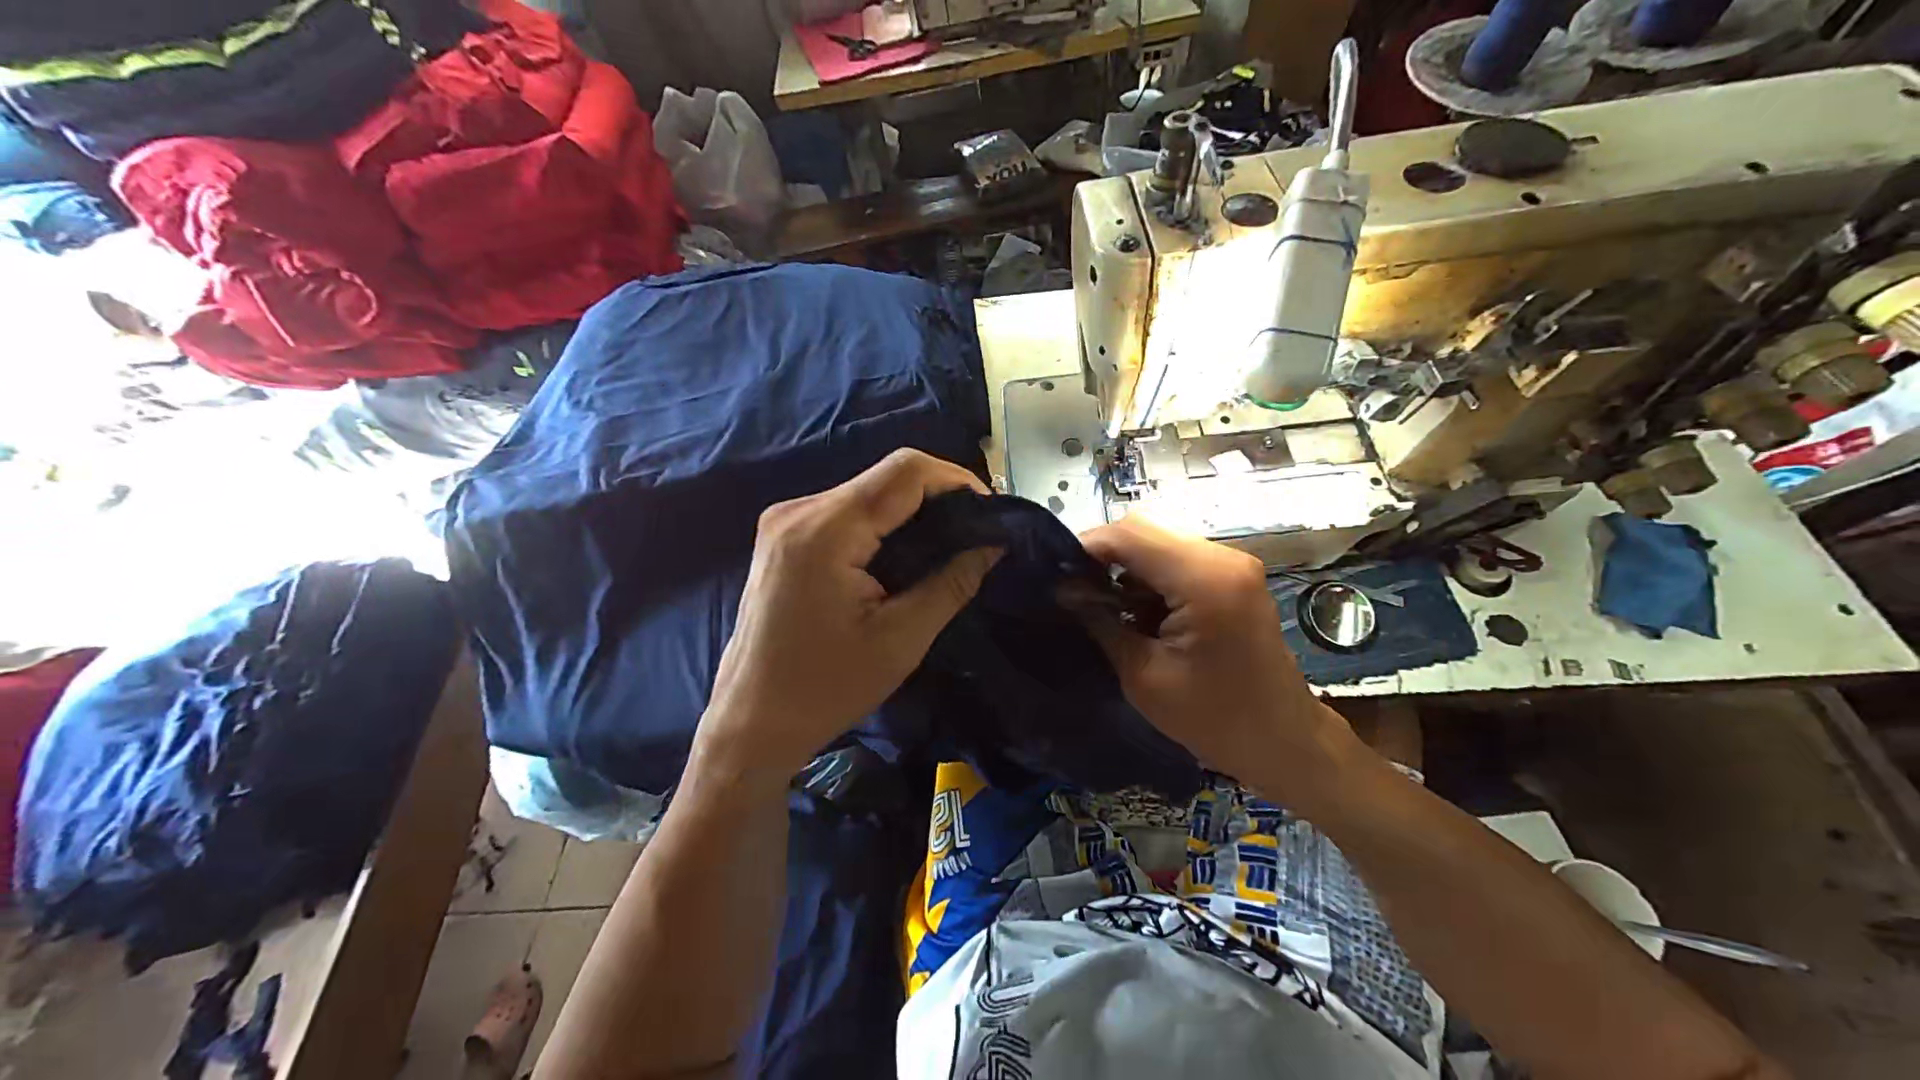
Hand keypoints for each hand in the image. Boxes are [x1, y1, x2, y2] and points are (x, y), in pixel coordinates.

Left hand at [698, 449, 1001, 779]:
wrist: (751, 720)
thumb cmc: (826, 688)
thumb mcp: (900, 639)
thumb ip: (951, 582)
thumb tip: (995, 543)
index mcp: (825, 531)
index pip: (904, 472)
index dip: (955, 480)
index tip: (990, 512)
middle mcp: (798, 510)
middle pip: (884, 477)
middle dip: (937, 496)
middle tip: (975, 531)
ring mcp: (785, 520)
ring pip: (866, 491)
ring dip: (910, 509)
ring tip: (948, 542)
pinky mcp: (782, 535)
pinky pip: (845, 510)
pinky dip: (882, 522)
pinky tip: (904, 551)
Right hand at [1077, 515, 1359, 800]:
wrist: (1283, 741)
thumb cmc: (1213, 719)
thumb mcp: (1142, 674)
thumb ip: (1100, 622)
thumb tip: (1063, 589)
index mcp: (1205, 579)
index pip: (1130, 535)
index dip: (1085, 547)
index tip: (1052, 573)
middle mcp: (1223, 558)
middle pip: (1145, 533)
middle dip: (1103, 557)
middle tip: (1072, 591)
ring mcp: (1232, 565)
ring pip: (1159, 544)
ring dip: (1125, 568)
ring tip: (1099, 605)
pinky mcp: (1233, 578)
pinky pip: (1178, 561)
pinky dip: (1149, 578)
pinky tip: (1134, 610)